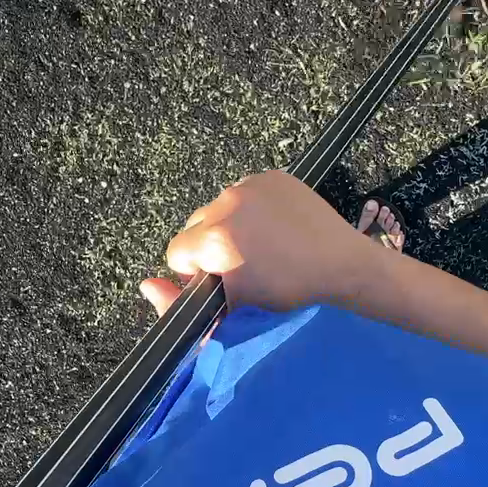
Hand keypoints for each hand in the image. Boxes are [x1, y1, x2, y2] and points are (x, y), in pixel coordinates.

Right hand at [140, 171, 382, 315]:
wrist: (342, 267)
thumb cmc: (290, 295)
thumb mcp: (232, 309)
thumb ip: (180, 304)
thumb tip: (146, 286)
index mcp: (213, 239)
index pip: (177, 253)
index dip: (196, 272)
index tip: (220, 281)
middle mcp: (226, 204)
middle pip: (195, 226)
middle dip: (210, 246)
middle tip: (243, 265)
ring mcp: (250, 186)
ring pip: (220, 208)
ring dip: (231, 225)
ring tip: (262, 246)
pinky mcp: (272, 177)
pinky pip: (246, 192)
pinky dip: (254, 208)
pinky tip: (275, 227)